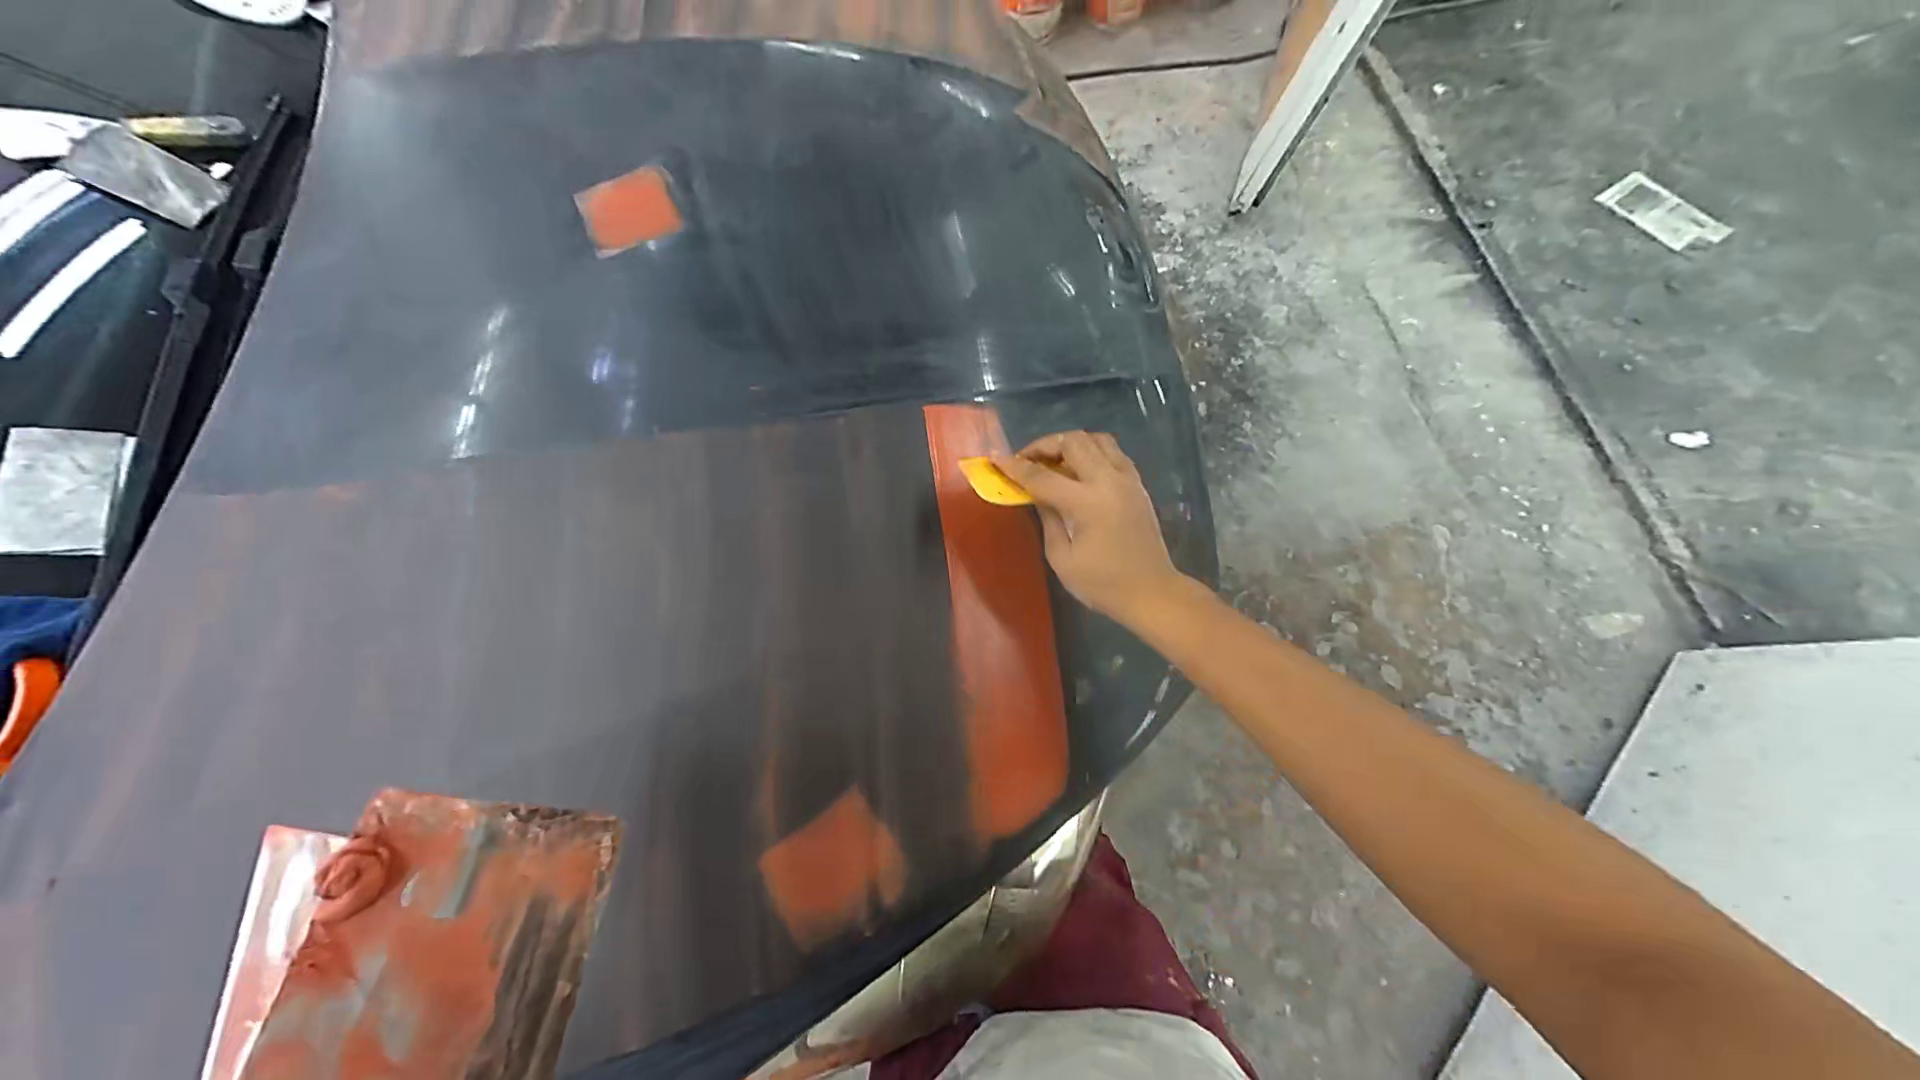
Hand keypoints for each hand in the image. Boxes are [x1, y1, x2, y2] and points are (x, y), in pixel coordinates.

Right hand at [992, 431, 1192, 627]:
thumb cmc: (1103, 584)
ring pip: (1097, 439)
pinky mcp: (1138, 485)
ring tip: (1053, 461)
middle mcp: (1109, 482)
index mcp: (1088, 503)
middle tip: (1027, 461)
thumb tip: (1037, 495)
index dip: (1016, 467)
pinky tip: (1079, 470)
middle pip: (1073, 442)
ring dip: (1070, 444)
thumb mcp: (1062, 558)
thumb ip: (1048, 519)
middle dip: (1044, 446)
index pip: (1043, 476)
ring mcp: (1128, 480)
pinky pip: (1112, 452)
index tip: (996, 459)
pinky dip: (1092, 452)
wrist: (1152, 593)